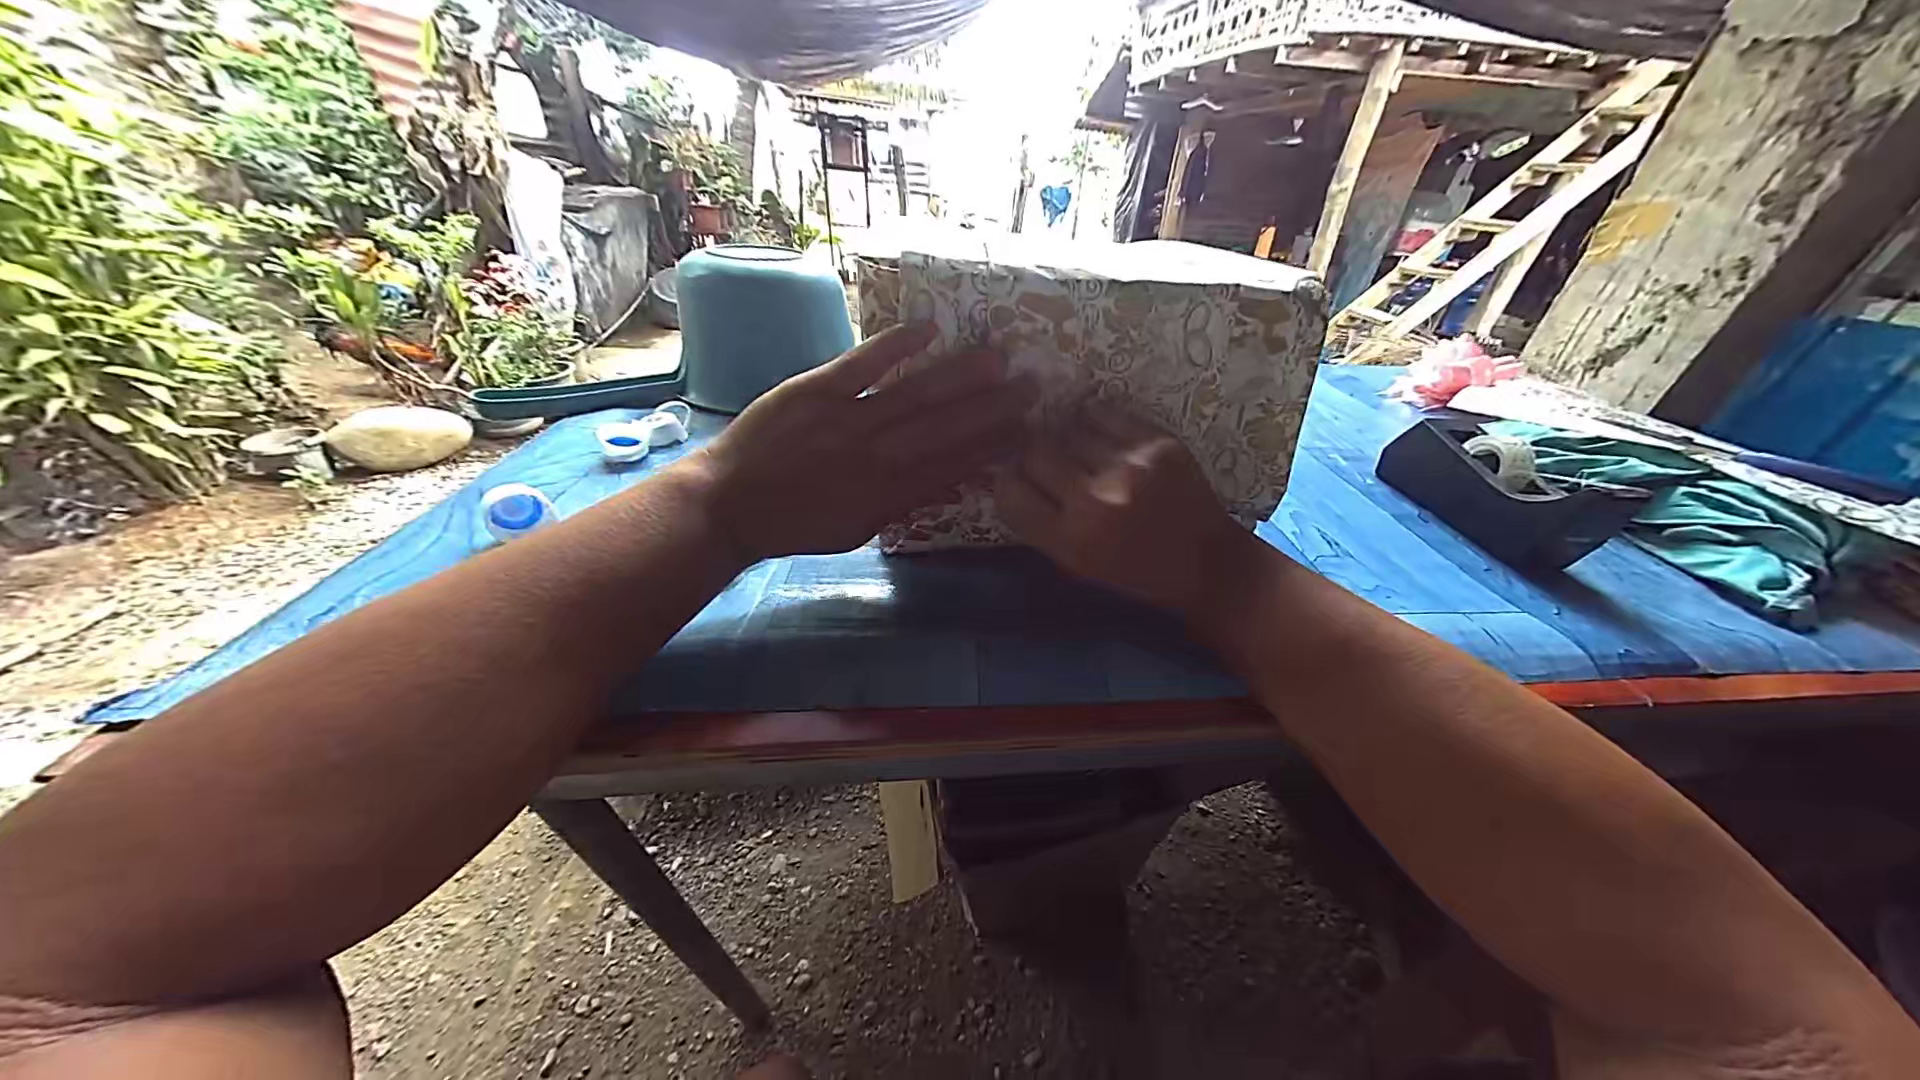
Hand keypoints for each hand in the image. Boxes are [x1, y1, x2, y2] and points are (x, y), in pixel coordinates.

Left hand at [688, 324, 1035, 561]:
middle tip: (1033, 385)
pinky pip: (862, 365)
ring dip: (959, 375)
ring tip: (999, 358)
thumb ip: (907, 503)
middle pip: (944, 428)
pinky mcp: (814, 390)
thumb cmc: (797, 523)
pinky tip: (929, 330)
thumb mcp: (857, 529)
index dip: (994, 447)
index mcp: (887, 494)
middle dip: (992, 407)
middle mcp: (875, 456)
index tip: (1027, 430)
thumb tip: (956, 482)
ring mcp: (845, 420)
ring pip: (913, 395)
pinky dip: (895, 347)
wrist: (729, 504)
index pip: (953, 466)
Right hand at [994, 403, 1257, 618]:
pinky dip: (1091, 418)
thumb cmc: (1134, 571)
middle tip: (1044, 461)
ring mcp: (1129, 467)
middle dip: (1032, 456)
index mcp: (1071, 541)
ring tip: (1076, 450)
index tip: (1014, 477)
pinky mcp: (1157, 443)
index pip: (1011, 493)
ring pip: (1067, 431)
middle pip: (1035, 453)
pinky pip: (1103, 413)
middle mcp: (1095, 502)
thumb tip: (1004, 476)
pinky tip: (1093, 429)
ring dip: (1064, 439)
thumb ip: (1039, 522)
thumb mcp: (1077, 564)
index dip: (1005, 481)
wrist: (1207, 562)